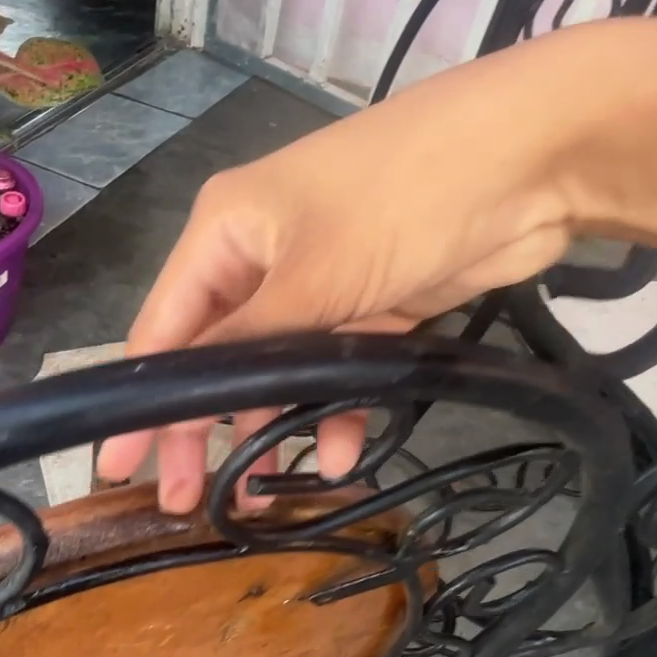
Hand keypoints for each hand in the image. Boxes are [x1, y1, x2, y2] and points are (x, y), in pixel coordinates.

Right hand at [95, 23, 615, 511]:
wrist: (540, 156)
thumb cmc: (404, 197)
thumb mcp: (312, 277)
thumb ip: (246, 345)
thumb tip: (186, 399)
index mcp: (223, 233)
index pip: (163, 330)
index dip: (140, 401)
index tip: (116, 467)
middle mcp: (257, 259)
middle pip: (213, 359)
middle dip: (201, 429)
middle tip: (184, 499)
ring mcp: (313, 284)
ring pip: (273, 374)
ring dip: (271, 428)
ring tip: (258, 495)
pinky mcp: (364, 306)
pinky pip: (330, 372)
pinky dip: (332, 411)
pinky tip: (339, 453)